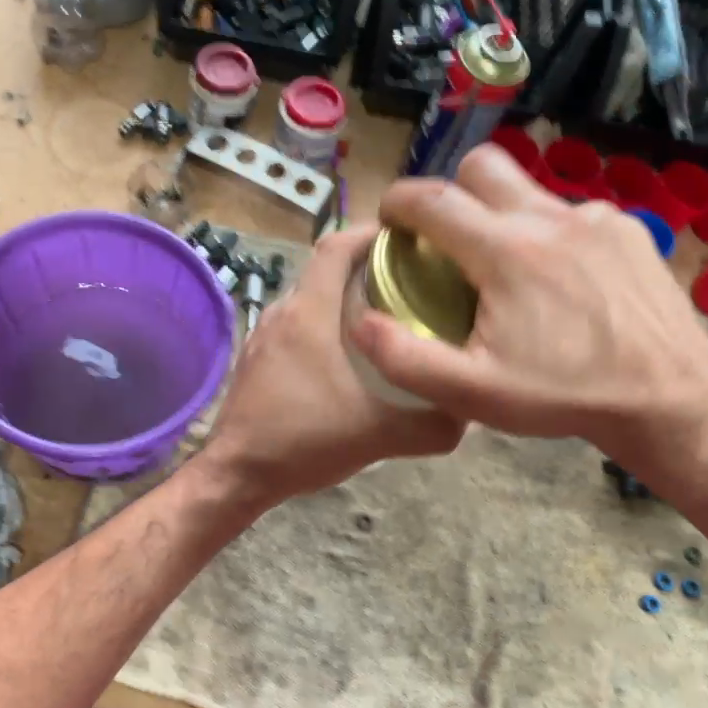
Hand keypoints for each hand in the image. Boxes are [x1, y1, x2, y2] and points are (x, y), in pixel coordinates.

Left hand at [196, 226, 464, 505]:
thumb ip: (431, 425)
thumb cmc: (303, 441)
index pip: (336, 246)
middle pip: (324, 270)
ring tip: (382, 320)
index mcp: (309, 313)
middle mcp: (281, 313)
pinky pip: (292, 328)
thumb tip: (471, 414)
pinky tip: (342, 361)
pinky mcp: (253, 362)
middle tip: (409, 283)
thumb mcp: (377, 434)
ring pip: (307, 300)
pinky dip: (320, 328)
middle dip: (365, 268)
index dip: (371, 233)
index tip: (409, 239)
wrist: (236, 474)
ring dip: (341, 300)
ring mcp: (261, 338)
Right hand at [348, 144, 707, 460]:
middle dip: (450, 191)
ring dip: (498, 213)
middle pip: (482, 165)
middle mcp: (549, 218)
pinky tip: (554, 280)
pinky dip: (544, 233)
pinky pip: (567, 212)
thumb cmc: (563, 397)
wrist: (667, 398)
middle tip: (443, 238)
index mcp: (505, 252)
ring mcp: (595, 218)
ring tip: (499, 268)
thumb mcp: (472, 393)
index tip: (387, 220)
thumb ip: (405, 359)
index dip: (398, 201)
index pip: (433, 198)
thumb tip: (361, 321)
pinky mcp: (626, 230)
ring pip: (527, 188)